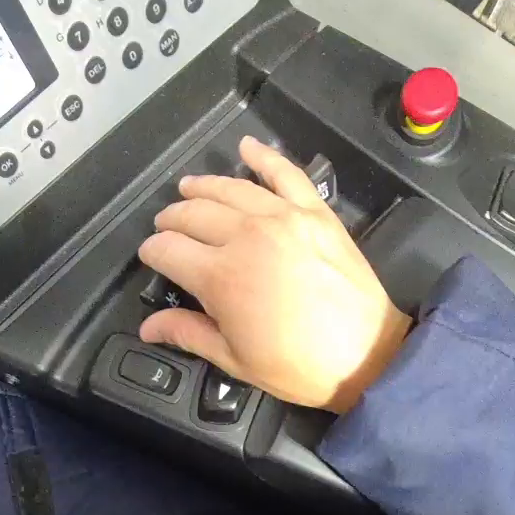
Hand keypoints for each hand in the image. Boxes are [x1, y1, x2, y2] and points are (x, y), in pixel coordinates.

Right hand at [139, 136, 412, 413]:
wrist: (365, 356)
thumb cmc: (297, 367)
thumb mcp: (235, 359)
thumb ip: (189, 333)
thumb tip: (148, 327)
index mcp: (220, 278)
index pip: (168, 250)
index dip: (152, 252)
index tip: (150, 257)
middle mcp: (245, 237)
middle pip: (193, 214)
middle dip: (172, 219)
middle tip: (166, 227)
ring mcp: (282, 218)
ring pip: (230, 189)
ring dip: (203, 187)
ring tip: (188, 189)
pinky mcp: (315, 212)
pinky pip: (285, 173)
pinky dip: (264, 156)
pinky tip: (247, 147)